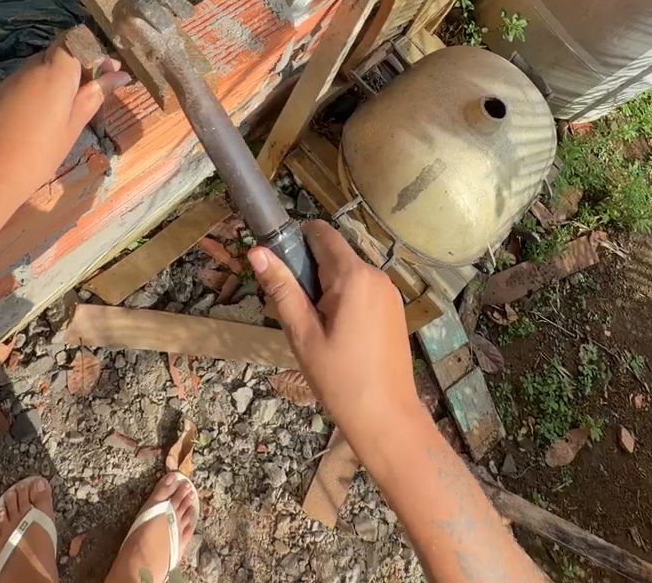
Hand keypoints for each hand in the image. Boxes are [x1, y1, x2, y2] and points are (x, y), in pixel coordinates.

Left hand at [0, 31, 130, 212]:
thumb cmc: (41, 153)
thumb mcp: (75, 125)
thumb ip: (96, 94)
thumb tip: (119, 74)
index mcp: (54, 73)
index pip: (73, 39)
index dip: (91, 49)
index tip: (106, 72)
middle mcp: (30, 69)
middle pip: (56, 53)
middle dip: (76, 66)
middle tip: (92, 92)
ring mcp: (8, 81)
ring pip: (38, 68)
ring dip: (56, 79)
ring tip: (65, 110)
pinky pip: (22, 83)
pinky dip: (36, 91)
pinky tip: (38, 119)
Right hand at [250, 220, 424, 437]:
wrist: (387, 418)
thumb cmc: (340, 379)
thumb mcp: (303, 335)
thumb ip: (282, 290)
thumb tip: (257, 252)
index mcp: (354, 275)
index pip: (322, 233)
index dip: (297, 241)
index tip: (280, 268)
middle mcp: (376, 274)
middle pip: (334, 254)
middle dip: (310, 272)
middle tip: (296, 313)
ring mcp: (389, 291)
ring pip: (348, 273)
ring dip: (327, 288)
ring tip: (316, 330)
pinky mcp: (394, 308)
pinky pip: (363, 289)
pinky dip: (346, 300)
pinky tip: (338, 335)